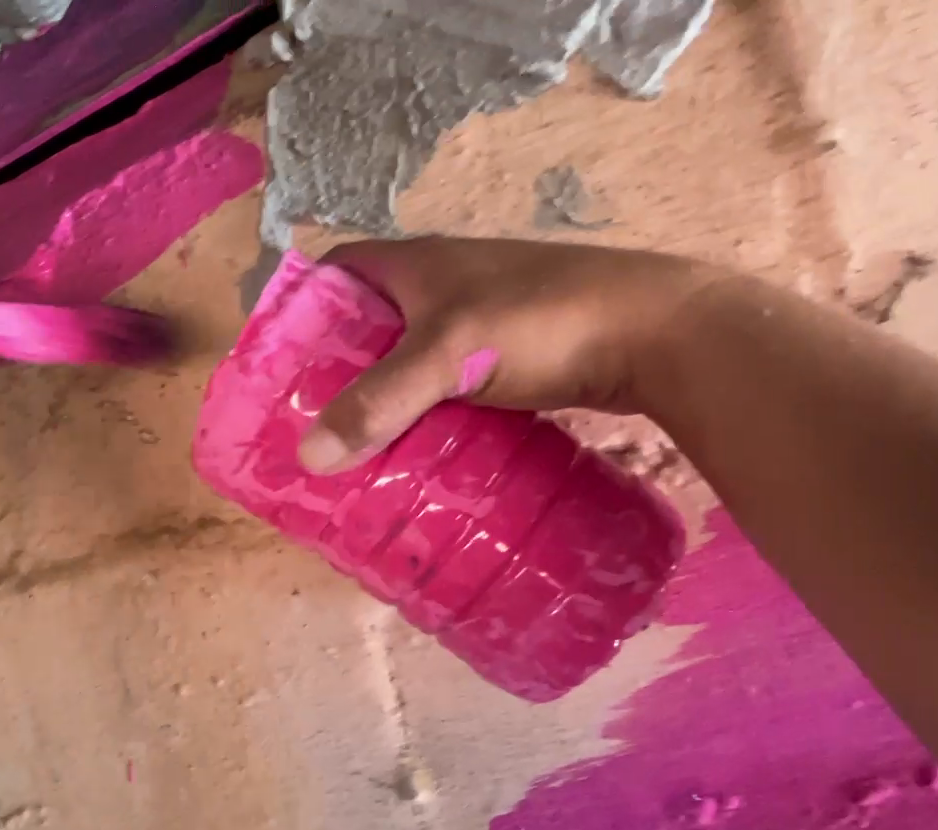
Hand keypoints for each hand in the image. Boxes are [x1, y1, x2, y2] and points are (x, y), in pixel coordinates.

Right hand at [297, 238, 727, 472]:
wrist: (658, 333)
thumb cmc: (542, 321)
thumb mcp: (447, 355)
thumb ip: (378, 402)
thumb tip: (308, 457)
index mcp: (414, 264)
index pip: (334, 272)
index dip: (301, 308)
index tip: (278, 364)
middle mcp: (440, 286)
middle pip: (366, 324)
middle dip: (334, 368)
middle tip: (307, 420)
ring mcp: (476, 323)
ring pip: (405, 359)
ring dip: (379, 396)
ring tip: (350, 445)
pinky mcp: (505, 358)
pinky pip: (442, 385)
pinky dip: (421, 412)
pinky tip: (411, 449)